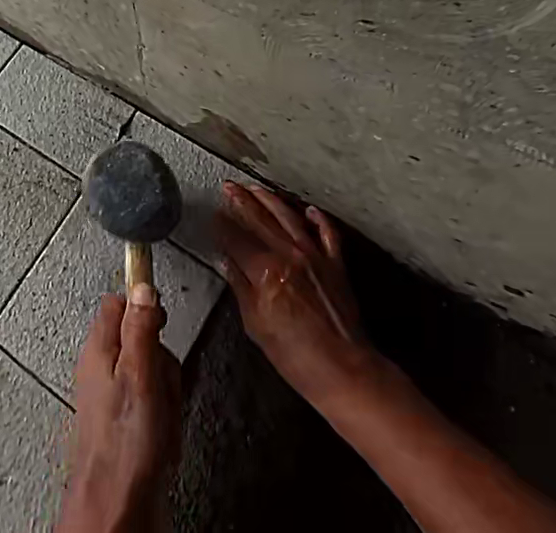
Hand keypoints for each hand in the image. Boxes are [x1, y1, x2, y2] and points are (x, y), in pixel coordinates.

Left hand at [56, 286, 180, 532]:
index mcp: (99, 351)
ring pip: (156, 369)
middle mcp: (103, 370)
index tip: (161, 322)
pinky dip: (166, 414)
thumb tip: (143, 286)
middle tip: (160, 382)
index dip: (145, 305)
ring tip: (161, 414)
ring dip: (168, 389)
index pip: (120, 303)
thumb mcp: (139, 373)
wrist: (117, 509)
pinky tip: (161, 433)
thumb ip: (141, 327)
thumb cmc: (123, 448)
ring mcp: (115, 397)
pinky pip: (158, 400)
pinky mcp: (128, 422)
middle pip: (145, 337)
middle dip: (164, 358)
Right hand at [216, 182, 378, 403]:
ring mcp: (316, 255)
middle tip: (230, 187)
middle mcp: (291, 255)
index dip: (223, 224)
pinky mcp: (335, 262)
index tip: (214, 213)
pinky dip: (317, 218)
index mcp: (267, 270)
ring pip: (290, 217)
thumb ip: (241, 287)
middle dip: (242, 201)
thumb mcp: (255, 324)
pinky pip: (326, 232)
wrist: (341, 367)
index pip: (237, 239)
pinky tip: (309, 209)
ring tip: (257, 189)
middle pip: (261, 220)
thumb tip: (228, 263)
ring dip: (271, 200)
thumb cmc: (295, 355)